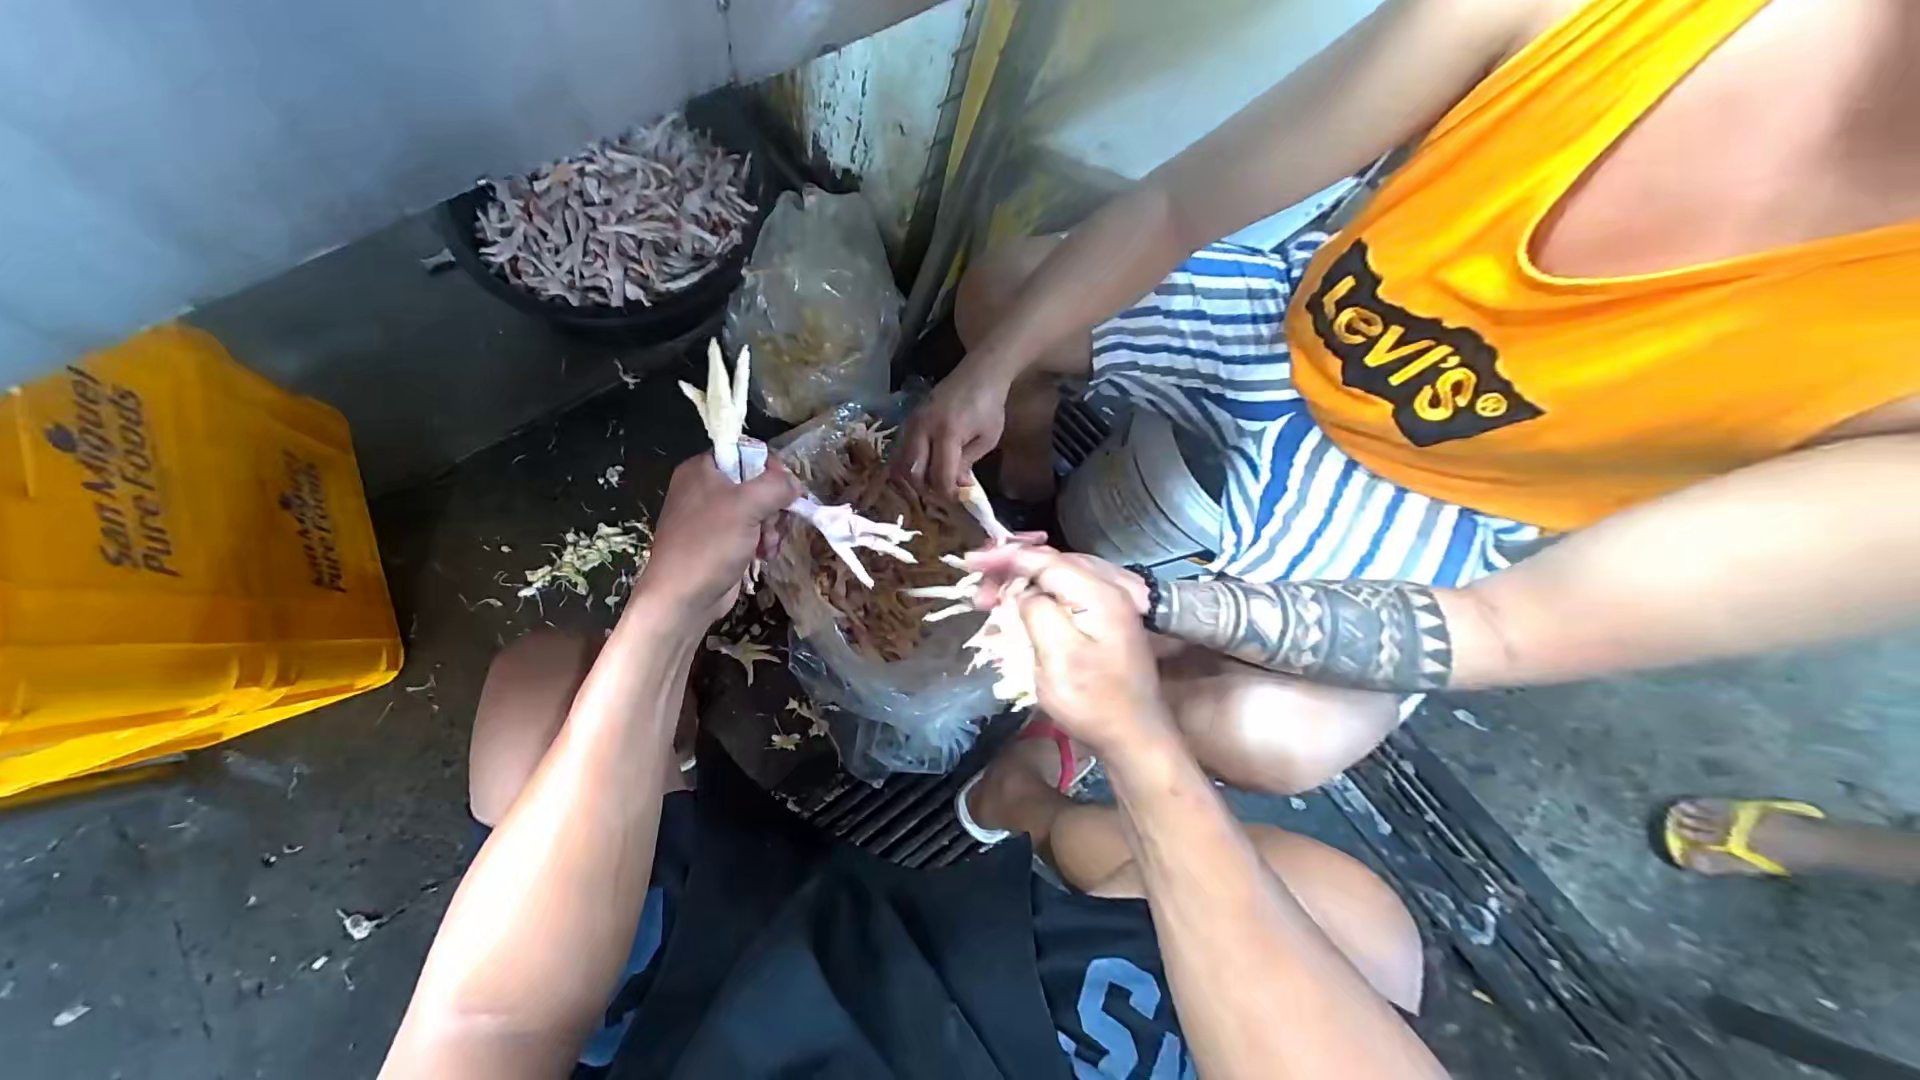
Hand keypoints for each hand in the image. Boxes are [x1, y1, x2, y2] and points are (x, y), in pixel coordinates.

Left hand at [641, 454, 801, 627]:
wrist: (682, 598)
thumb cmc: (709, 544)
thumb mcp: (746, 506)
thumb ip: (776, 486)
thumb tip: (795, 483)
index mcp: (702, 469)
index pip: (746, 451)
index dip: (771, 468)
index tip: (785, 489)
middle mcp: (706, 487)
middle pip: (758, 482)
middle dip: (773, 506)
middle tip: (771, 524)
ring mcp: (713, 516)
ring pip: (760, 509)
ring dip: (772, 527)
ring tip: (767, 545)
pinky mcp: (721, 540)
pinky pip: (753, 530)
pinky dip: (763, 541)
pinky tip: (764, 555)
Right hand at [898, 360, 1011, 492]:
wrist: (978, 373)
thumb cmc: (988, 406)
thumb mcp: (987, 439)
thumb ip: (968, 464)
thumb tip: (956, 486)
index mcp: (947, 433)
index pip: (939, 475)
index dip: (947, 494)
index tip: (956, 501)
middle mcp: (923, 428)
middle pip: (913, 472)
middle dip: (926, 490)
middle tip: (941, 495)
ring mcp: (912, 423)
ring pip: (902, 463)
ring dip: (915, 479)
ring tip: (932, 484)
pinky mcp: (909, 421)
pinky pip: (902, 451)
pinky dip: (910, 465)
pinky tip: (924, 470)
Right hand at [965, 546, 1172, 756]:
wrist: (1134, 735)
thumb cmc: (1093, 702)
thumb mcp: (1057, 658)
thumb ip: (1038, 613)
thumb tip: (1024, 593)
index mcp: (1101, 594)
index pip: (1046, 560)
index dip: (1006, 557)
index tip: (974, 562)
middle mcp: (1112, 588)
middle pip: (1053, 562)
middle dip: (1011, 567)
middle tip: (979, 587)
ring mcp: (1114, 601)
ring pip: (1060, 574)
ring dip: (1024, 579)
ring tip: (992, 596)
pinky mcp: (1109, 617)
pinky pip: (1070, 589)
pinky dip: (1042, 590)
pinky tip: (1022, 602)